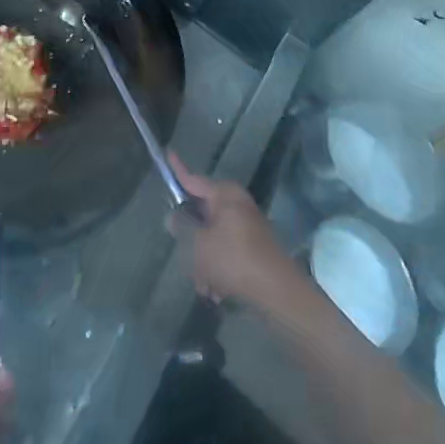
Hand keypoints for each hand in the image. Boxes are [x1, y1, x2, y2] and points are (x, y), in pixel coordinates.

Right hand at [167, 155, 304, 310]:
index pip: (193, 179)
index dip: (177, 169)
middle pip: (202, 214)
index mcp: (225, 195)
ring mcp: (247, 226)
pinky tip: (216, 291)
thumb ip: (181, 227)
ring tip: (204, 285)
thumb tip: (175, 217)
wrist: (276, 291)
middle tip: (184, 255)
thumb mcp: (197, 243)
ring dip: (203, 261)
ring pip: (212, 238)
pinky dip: (218, 270)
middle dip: (191, 238)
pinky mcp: (254, 248)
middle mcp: (238, 205)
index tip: (168, 151)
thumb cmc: (233, 259)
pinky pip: (226, 253)